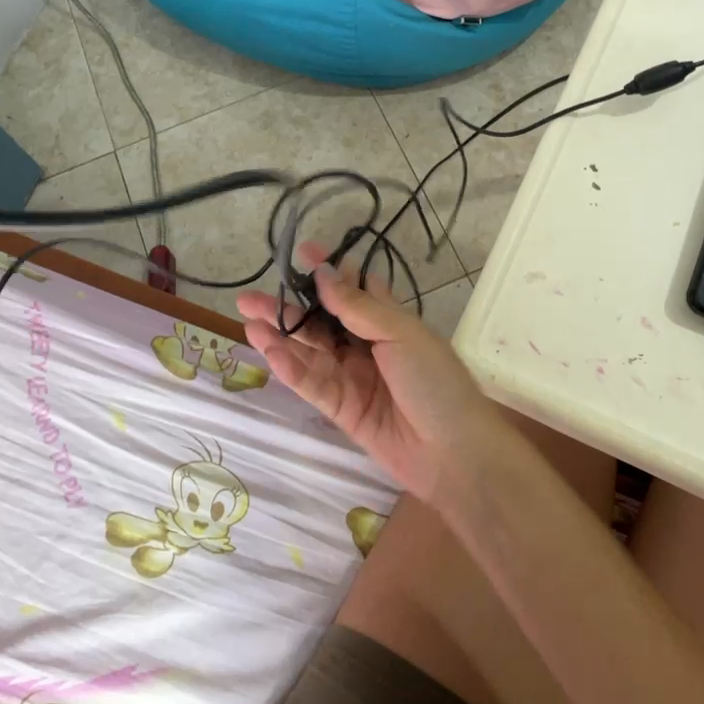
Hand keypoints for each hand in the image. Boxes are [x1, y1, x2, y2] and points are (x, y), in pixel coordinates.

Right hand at [238, 243, 496, 499]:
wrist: (454, 452)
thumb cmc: (435, 381)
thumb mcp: (401, 334)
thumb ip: (358, 307)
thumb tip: (324, 273)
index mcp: (388, 321)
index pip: (352, 288)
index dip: (328, 270)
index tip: (301, 252)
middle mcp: (366, 346)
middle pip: (320, 322)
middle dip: (288, 307)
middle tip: (250, 297)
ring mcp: (352, 378)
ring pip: (309, 352)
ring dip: (280, 336)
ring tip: (248, 319)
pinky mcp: (341, 409)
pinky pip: (312, 384)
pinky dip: (291, 368)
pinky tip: (270, 351)